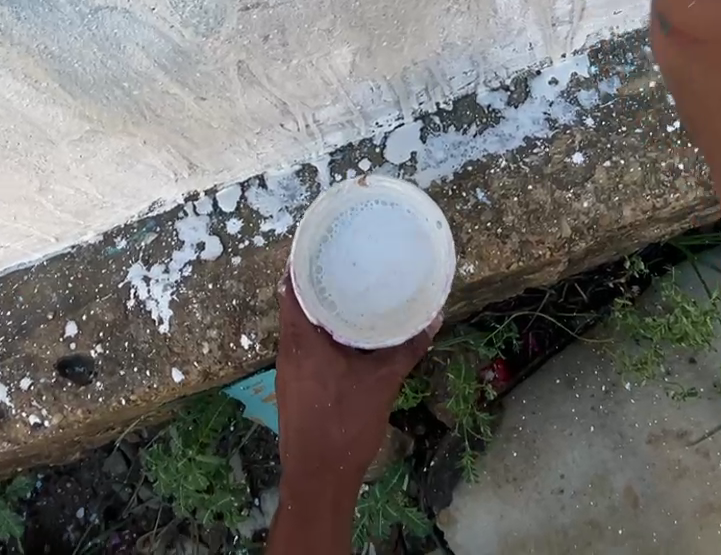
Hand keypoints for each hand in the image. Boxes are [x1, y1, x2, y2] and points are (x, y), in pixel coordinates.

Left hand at [273, 273, 434, 493]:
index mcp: (300, 338)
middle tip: (342, 260)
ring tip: (345, 288)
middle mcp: (288, 348)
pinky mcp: (293, 385)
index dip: (302, 261)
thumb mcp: (383, 381)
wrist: (319, 479)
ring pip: (299, 324)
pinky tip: (343, 332)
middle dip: (314, 280)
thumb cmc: (345, 424)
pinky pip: (302, 344)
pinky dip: (318, 330)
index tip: (322, 242)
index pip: (291, 286)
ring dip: (317, 307)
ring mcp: (287, 369)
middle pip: (294, 302)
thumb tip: (433, 317)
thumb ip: (407, 347)